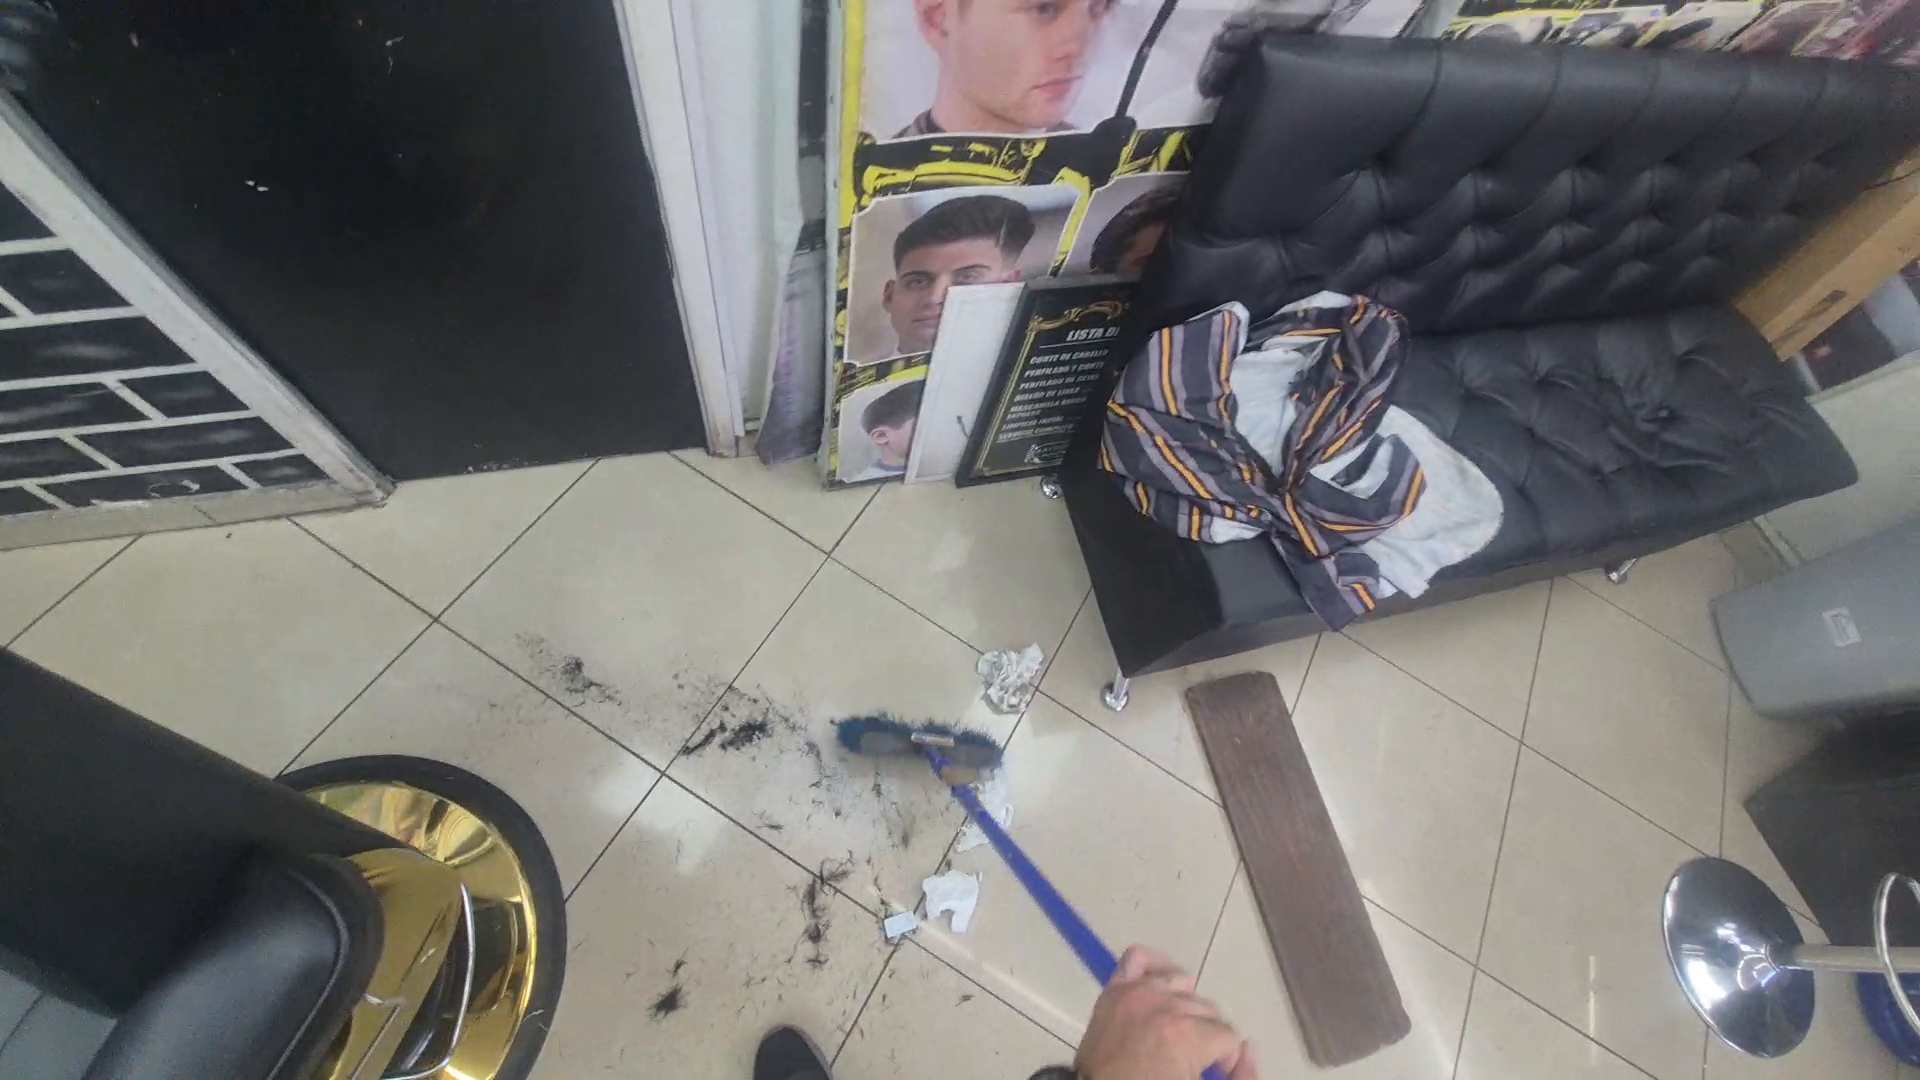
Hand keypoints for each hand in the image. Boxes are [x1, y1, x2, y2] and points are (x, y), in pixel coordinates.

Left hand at [1076, 946, 1256, 1079]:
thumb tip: (1251, 1048)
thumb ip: (1240, 1078)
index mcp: (1185, 1036)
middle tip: (1197, 1061)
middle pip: (1208, 1010)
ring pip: (1181, 983)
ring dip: (1187, 1006)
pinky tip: (1164, 984)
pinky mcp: (1114, 989)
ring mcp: (1135, 992)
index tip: (1215, 1073)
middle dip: (1210, 1036)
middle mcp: (1162, 1005)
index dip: (1228, 1059)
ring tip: (1181, 1032)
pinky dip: (1156, 964)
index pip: (1229, 1036)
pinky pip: (1139, 958)